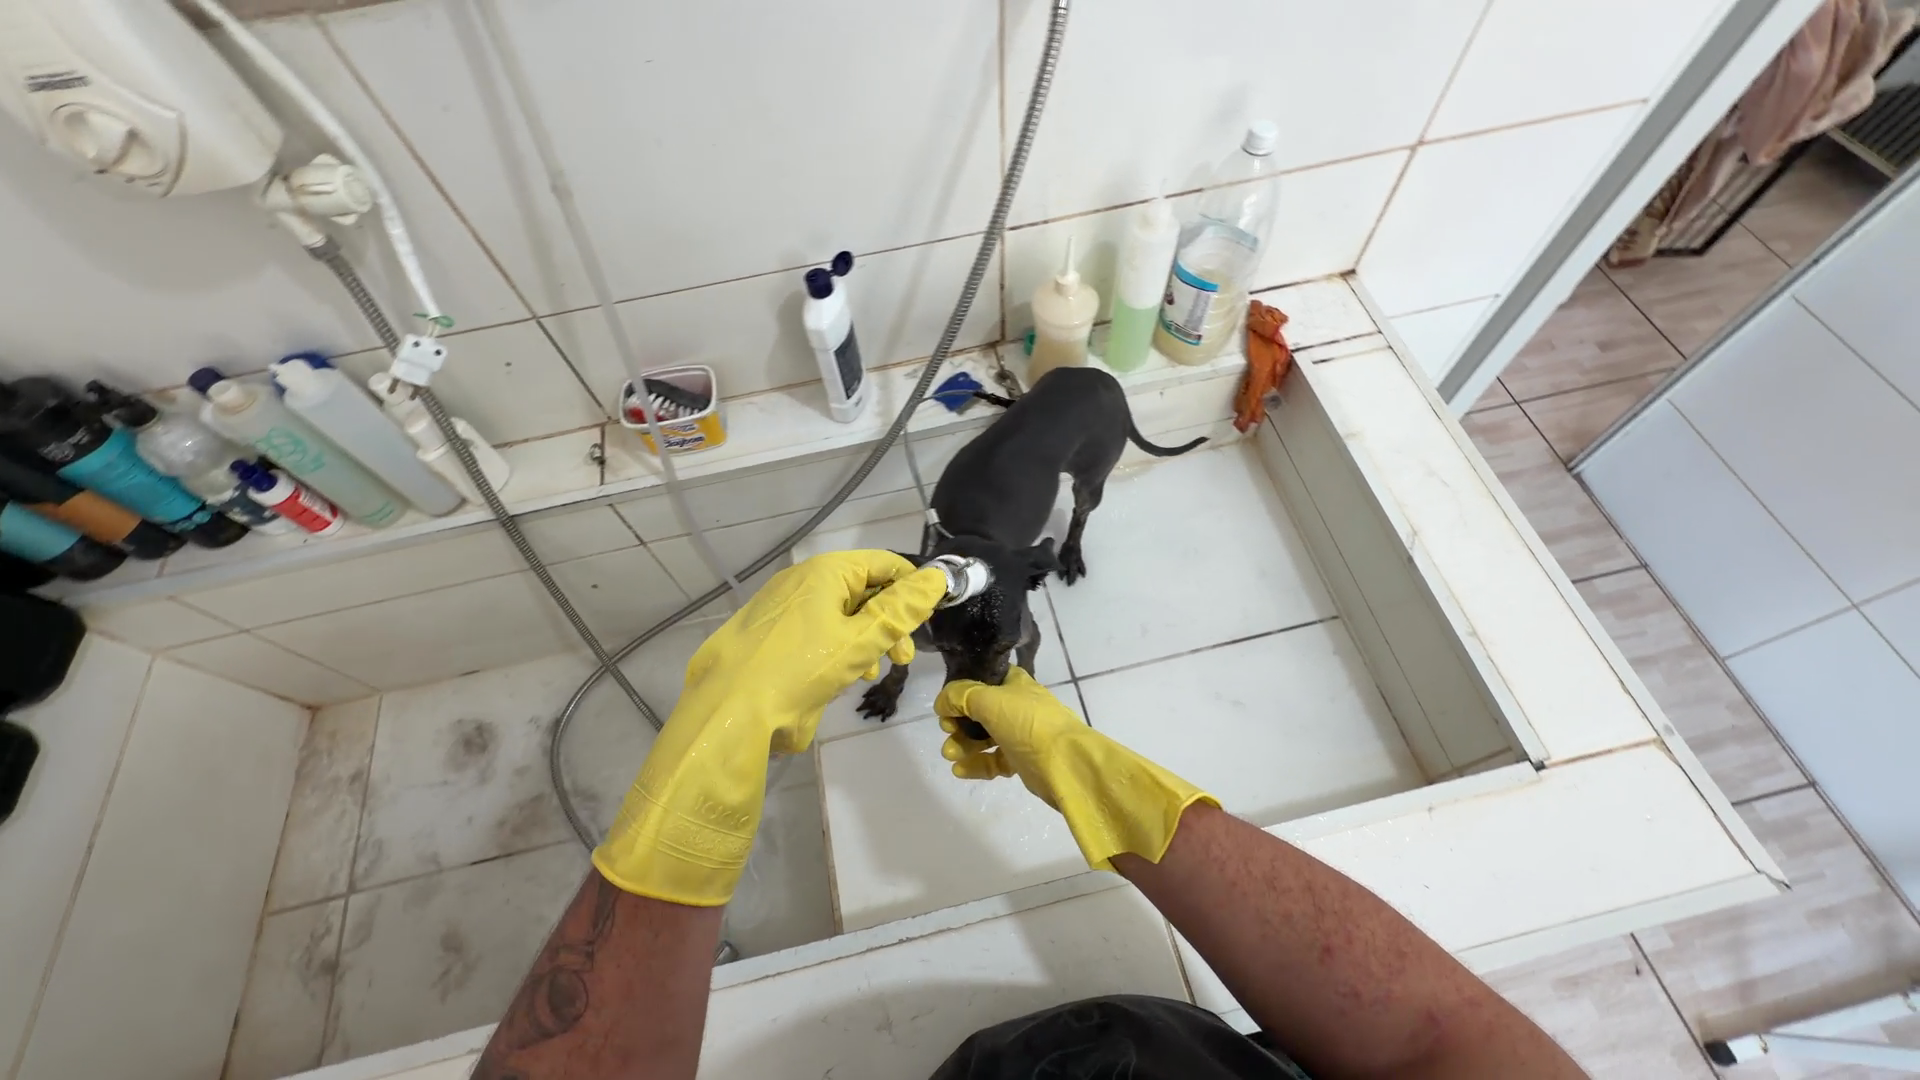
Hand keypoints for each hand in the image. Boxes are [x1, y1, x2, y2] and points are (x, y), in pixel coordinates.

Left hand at [594, 550, 947, 905]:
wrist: (728, 716)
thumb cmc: (799, 671)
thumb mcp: (861, 642)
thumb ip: (902, 611)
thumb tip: (939, 576)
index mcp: (824, 572)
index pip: (883, 563)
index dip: (912, 588)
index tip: (927, 622)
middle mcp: (801, 581)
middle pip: (862, 590)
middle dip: (889, 622)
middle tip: (903, 659)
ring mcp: (781, 608)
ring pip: (840, 614)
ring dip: (865, 640)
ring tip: (872, 672)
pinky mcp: (769, 636)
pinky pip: (816, 632)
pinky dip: (837, 649)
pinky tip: (842, 678)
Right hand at [936, 667, 1216, 870]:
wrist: (1065, 764)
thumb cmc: (1027, 723)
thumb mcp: (989, 700)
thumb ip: (961, 696)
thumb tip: (942, 702)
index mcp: (1015, 684)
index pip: (984, 679)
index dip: (963, 690)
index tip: (947, 704)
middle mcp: (1018, 706)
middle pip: (979, 711)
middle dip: (958, 722)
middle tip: (947, 732)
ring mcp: (1021, 734)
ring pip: (984, 737)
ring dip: (963, 744)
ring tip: (950, 754)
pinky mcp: (1022, 760)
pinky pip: (993, 760)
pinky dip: (976, 764)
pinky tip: (959, 771)